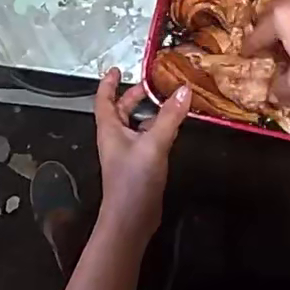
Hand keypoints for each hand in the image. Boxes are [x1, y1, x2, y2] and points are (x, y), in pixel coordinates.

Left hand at [92, 67, 190, 238]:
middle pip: (121, 110)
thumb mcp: (154, 144)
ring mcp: (127, 153)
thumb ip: (169, 117)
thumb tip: (184, 89)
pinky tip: (173, 128)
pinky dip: (157, 129)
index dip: (108, 83)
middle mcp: (115, 138)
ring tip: (167, 101)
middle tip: (151, 83)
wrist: (131, 220)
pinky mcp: (139, 165)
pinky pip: (146, 139)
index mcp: (110, 129)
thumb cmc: (133, 180)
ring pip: (135, 125)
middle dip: (133, 96)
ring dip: (148, 112)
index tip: (116, 68)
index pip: (104, 99)